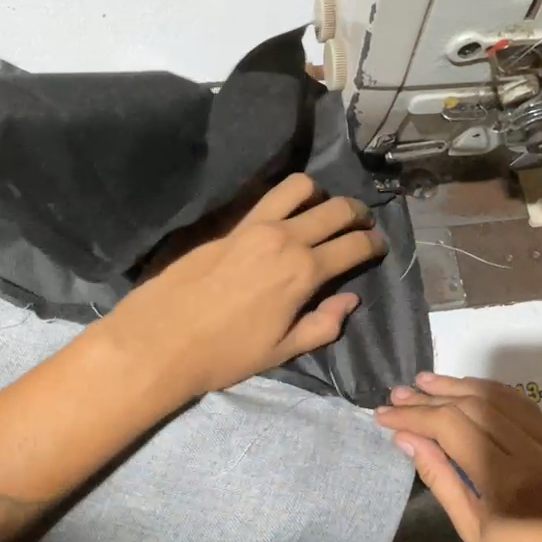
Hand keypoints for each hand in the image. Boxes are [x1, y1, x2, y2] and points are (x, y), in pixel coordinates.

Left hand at [95, 173, 386, 399]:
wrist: (161, 339)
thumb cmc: (225, 353)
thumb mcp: (283, 350)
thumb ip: (324, 324)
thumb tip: (350, 300)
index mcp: (304, 271)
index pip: (354, 245)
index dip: (374, 244)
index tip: (379, 246)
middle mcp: (285, 237)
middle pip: (336, 209)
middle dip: (358, 213)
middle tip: (362, 223)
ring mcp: (254, 225)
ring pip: (300, 187)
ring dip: (321, 194)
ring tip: (323, 209)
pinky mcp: (229, 224)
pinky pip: (266, 196)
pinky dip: (286, 196)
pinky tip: (286, 212)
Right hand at [376, 373, 541, 541]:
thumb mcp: (470, 531)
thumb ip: (439, 477)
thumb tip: (405, 439)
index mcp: (509, 480)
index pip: (454, 428)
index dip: (415, 416)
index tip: (382, 415)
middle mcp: (536, 454)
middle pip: (477, 407)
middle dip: (433, 398)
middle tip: (398, 394)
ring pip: (503, 400)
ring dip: (462, 387)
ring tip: (426, 383)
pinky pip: (527, 411)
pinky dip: (494, 395)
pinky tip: (470, 393)